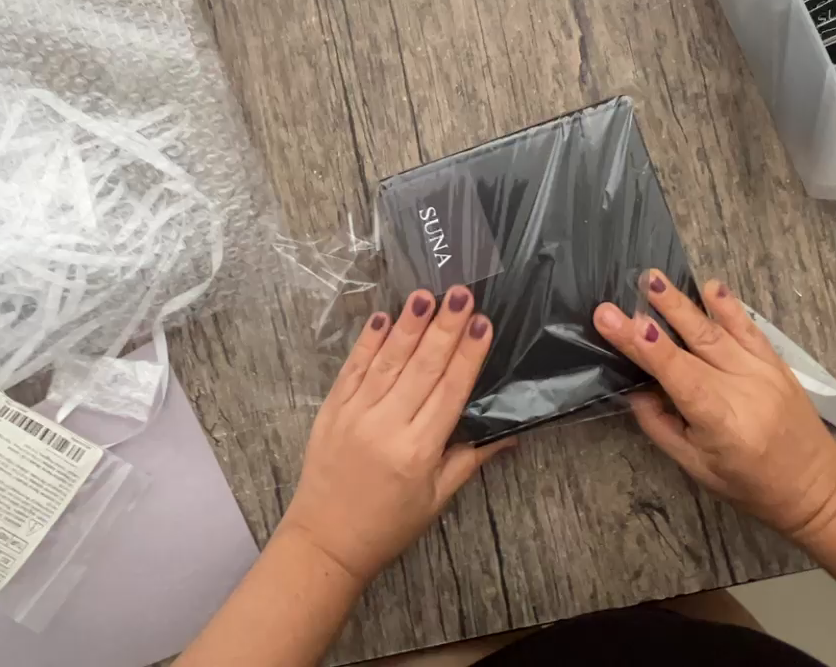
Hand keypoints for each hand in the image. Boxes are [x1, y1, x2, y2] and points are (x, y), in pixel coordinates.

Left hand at [275, 285, 516, 583]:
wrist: (325, 541)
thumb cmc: (388, 524)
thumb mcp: (437, 499)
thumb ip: (470, 459)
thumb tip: (510, 432)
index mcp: (418, 450)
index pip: (450, 391)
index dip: (468, 355)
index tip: (483, 323)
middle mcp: (387, 426)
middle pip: (422, 368)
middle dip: (444, 327)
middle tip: (461, 293)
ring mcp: (356, 413)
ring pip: (388, 361)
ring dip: (408, 325)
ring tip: (426, 295)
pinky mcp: (332, 408)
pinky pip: (353, 368)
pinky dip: (368, 341)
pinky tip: (383, 317)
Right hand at [594, 272, 835, 539]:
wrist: (818, 490)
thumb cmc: (751, 486)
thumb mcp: (696, 467)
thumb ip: (660, 425)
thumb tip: (634, 387)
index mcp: (721, 423)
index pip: (677, 376)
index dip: (648, 347)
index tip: (617, 321)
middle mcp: (744, 391)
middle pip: (695, 344)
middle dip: (659, 312)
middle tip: (632, 285)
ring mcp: (763, 373)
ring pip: (717, 330)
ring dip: (684, 302)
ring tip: (655, 278)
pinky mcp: (776, 363)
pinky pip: (749, 328)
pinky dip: (728, 306)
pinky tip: (710, 286)